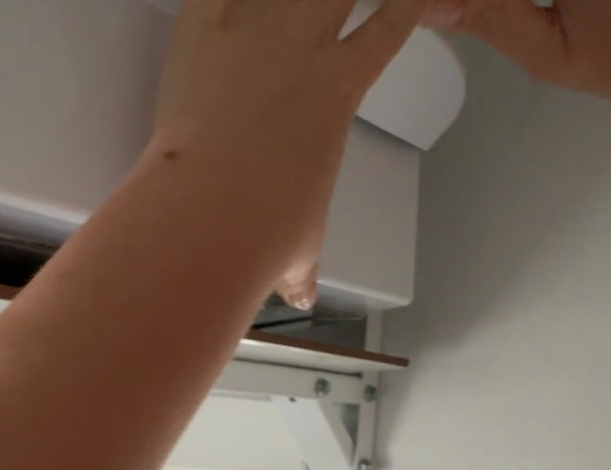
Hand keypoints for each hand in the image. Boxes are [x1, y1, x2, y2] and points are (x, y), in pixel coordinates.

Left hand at [154, 0, 426, 308]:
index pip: (390, 28)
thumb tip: (302, 298)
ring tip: (285, 2)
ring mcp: (253, 29)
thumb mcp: (293, 252)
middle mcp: (304, 47)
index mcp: (338, 91)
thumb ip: (301, 269)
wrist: (210, 213)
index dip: (409, 1)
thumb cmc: (262, 232)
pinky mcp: (201, 29)